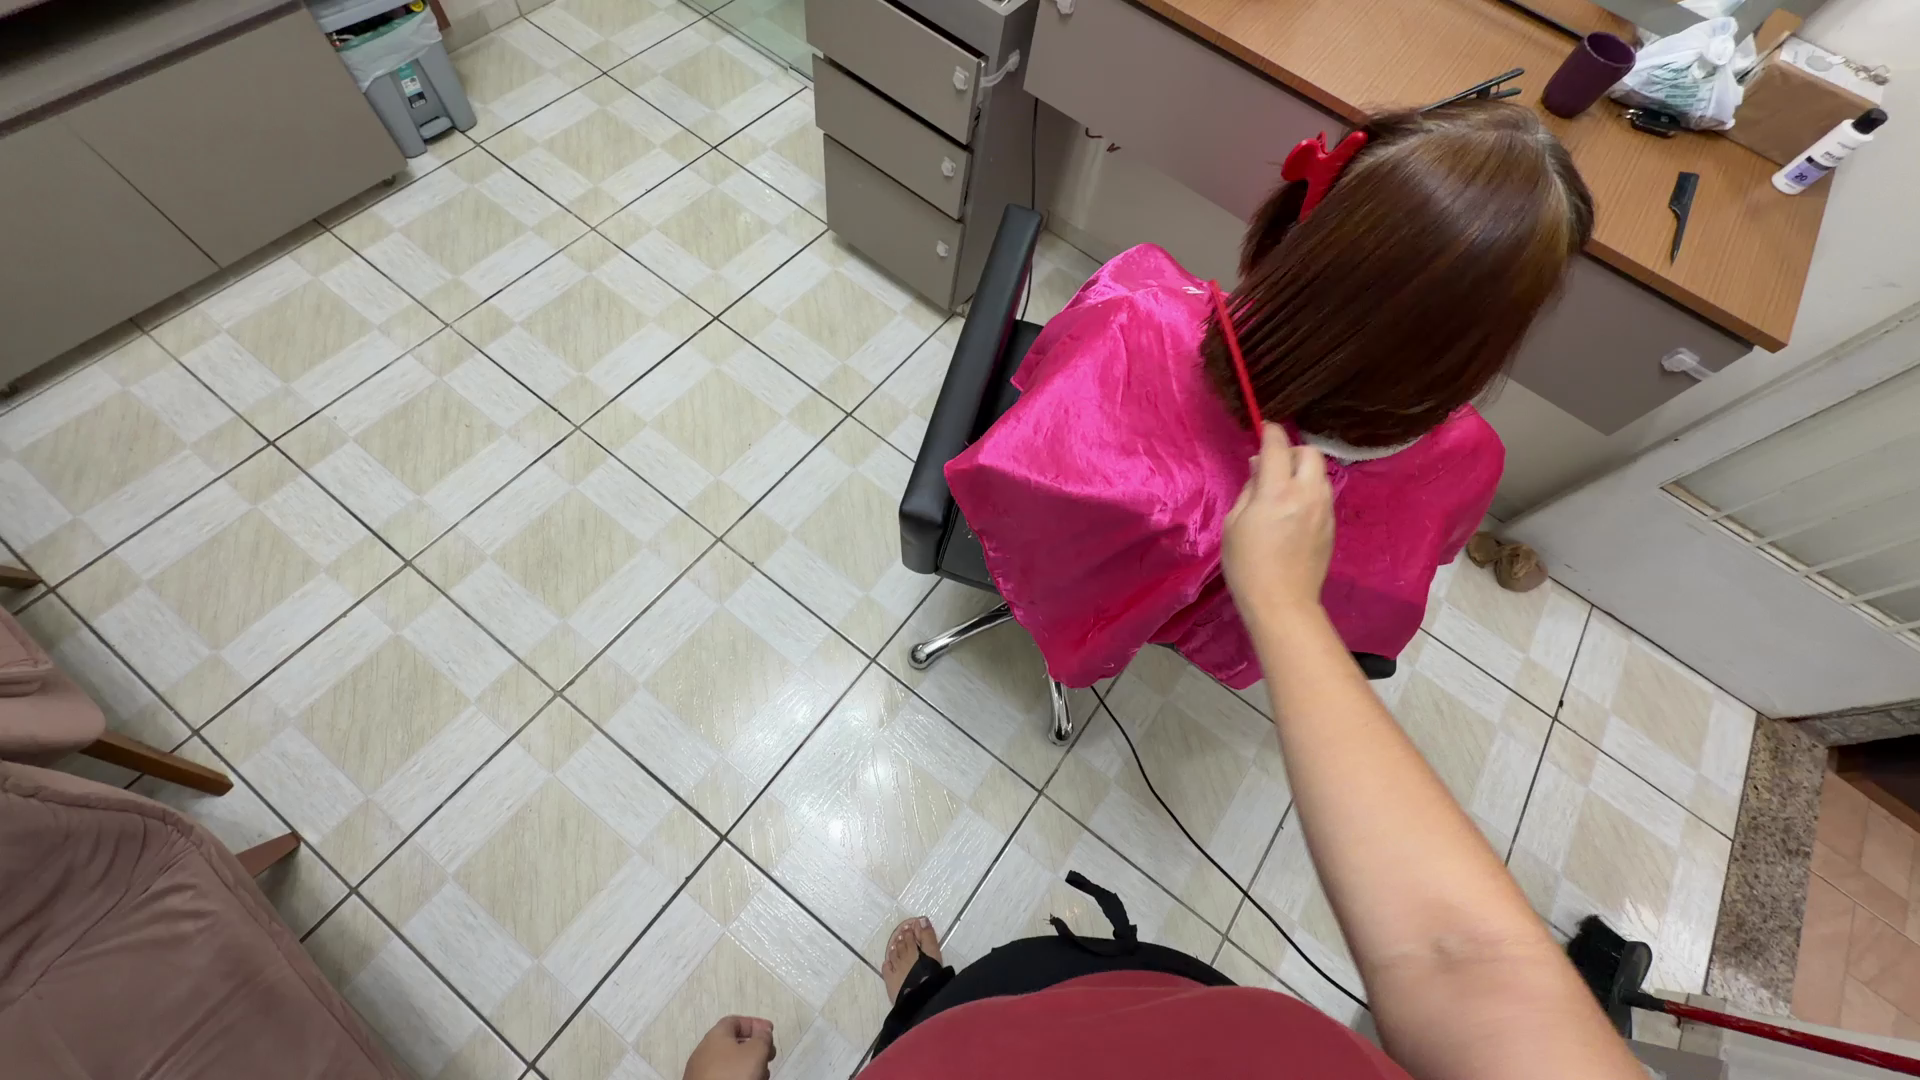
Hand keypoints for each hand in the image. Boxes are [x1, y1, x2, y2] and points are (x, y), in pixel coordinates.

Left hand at [684, 1016, 775, 1079]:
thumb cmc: (733, 1075)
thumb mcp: (756, 1051)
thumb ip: (763, 1037)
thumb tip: (763, 1032)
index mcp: (714, 1035)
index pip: (736, 1021)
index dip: (755, 1024)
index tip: (770, 1033)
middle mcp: (704, 1051)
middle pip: (733, 1043)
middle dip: (754, 1048)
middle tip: (769, 1056)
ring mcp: (699, 1073)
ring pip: (729, 1063)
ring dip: (747, 1065)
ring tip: (762, 1075)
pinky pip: (723, 1077)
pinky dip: (737, 1077)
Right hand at [1222, 423, 1333, 630]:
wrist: (1282, 601)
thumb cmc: (1247, 564)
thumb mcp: (1234, 523)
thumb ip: (1250, 489)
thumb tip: (1260, 468)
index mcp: (1278, 492)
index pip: (1278, 447)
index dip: (1270, 432)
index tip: (1264, 428)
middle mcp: (1307, 494)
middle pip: (1310, 454)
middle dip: (1292, 452)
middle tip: (1272, 465)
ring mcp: (1324, 510)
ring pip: (1319, 475)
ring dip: (1302, 472)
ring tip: (1281, 489)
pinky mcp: (1331, 525)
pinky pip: (1322, 496)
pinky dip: (1308, 492)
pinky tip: (1291, 512)